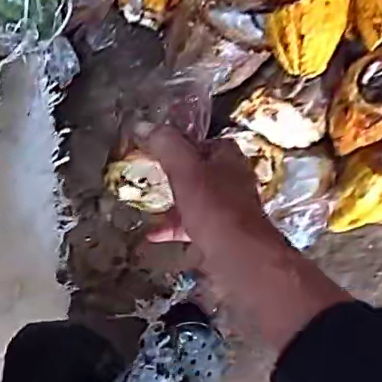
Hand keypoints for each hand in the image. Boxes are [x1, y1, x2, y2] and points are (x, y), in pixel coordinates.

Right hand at [141, 126, 350, 351]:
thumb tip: (142, 124)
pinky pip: (194, 227)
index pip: (208, 143)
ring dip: (173, 207)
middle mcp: (233, 182)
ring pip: (196, 202)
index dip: (185, 146)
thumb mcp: (186, 174)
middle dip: (176, 179)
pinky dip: (175, 230)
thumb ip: (166, 148)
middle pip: (201, 174)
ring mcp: (229, 211)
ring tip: (149, 214)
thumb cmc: (215, 211)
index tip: (160, 153)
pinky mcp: (222, 236)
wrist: (238, 257)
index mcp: (229, 160)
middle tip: (152, 183)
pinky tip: (154, 238)